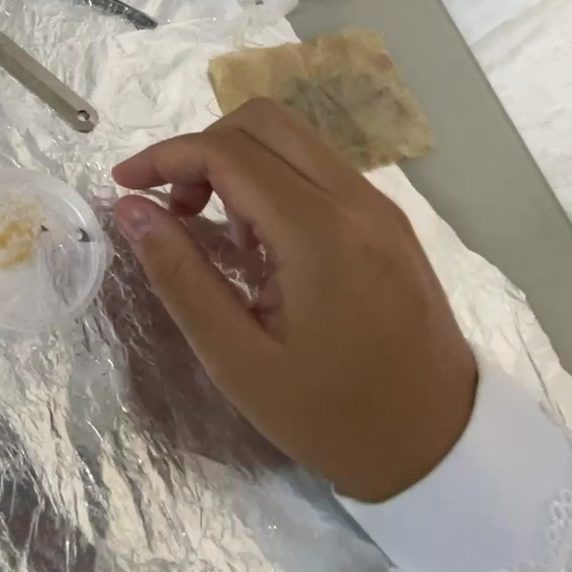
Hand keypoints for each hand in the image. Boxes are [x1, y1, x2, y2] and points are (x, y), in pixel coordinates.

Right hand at [111, 99, 476, 502]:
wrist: (446, 452)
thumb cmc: (333, 416)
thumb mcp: (236, 358)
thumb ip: (178, 274)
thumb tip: (131, 207)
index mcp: (318, 234)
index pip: (226, 152)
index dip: (164, 157)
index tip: (125, 186)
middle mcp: (355, 201)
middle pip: (260, 120)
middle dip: (200, 148)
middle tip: (176, 206)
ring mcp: (378, 206)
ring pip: (290, 136)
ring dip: (235, 160)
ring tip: (218, 229)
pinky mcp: (387, 219)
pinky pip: (314, 164)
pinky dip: (268, 176)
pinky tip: (260, 240)